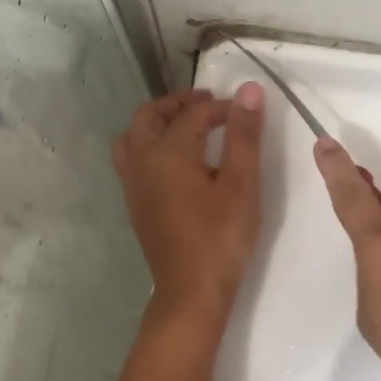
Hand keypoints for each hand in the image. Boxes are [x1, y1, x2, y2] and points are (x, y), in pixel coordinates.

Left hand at [113, 84, 265, 313]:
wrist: (191, 290)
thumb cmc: (221, 237)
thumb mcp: (242, 184)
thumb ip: (244, 134)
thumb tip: (249, 89)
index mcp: (168, 152)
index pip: (193, 113)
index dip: (219, 107)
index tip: (244, 111)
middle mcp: (142, 161)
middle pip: (150, 116)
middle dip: (178, 104)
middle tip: (207, 104)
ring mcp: (133, 184)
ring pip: (133, 136)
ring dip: (156, 122)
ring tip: (184, 126)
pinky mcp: (134, 203)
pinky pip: (131, 159)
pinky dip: (148, 144)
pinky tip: (173, 160)